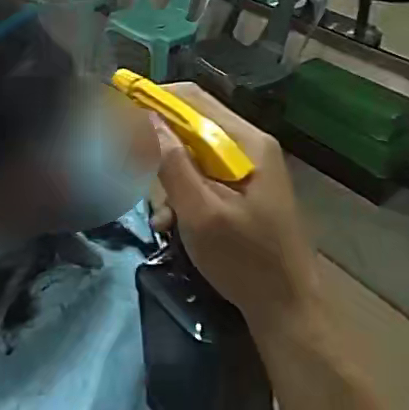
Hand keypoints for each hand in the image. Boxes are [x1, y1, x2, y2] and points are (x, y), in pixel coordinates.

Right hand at [150, 83, 321, 335]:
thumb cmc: (246, 261)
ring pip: (193, 151)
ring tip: (158, 212)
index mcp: (247, 142)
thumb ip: (173, 165)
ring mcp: (247, 167)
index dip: (153, 98)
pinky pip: (203, 174)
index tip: (118, 108)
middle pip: (191, 123)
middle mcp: (249, 145)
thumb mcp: (202, 214)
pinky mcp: (242, 189)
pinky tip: (169, 222)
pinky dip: (182, 191)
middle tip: (130, 166)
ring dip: (168, 175)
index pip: (193, 100)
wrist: (289, 311)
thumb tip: (147, 118)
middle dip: (158, 144)